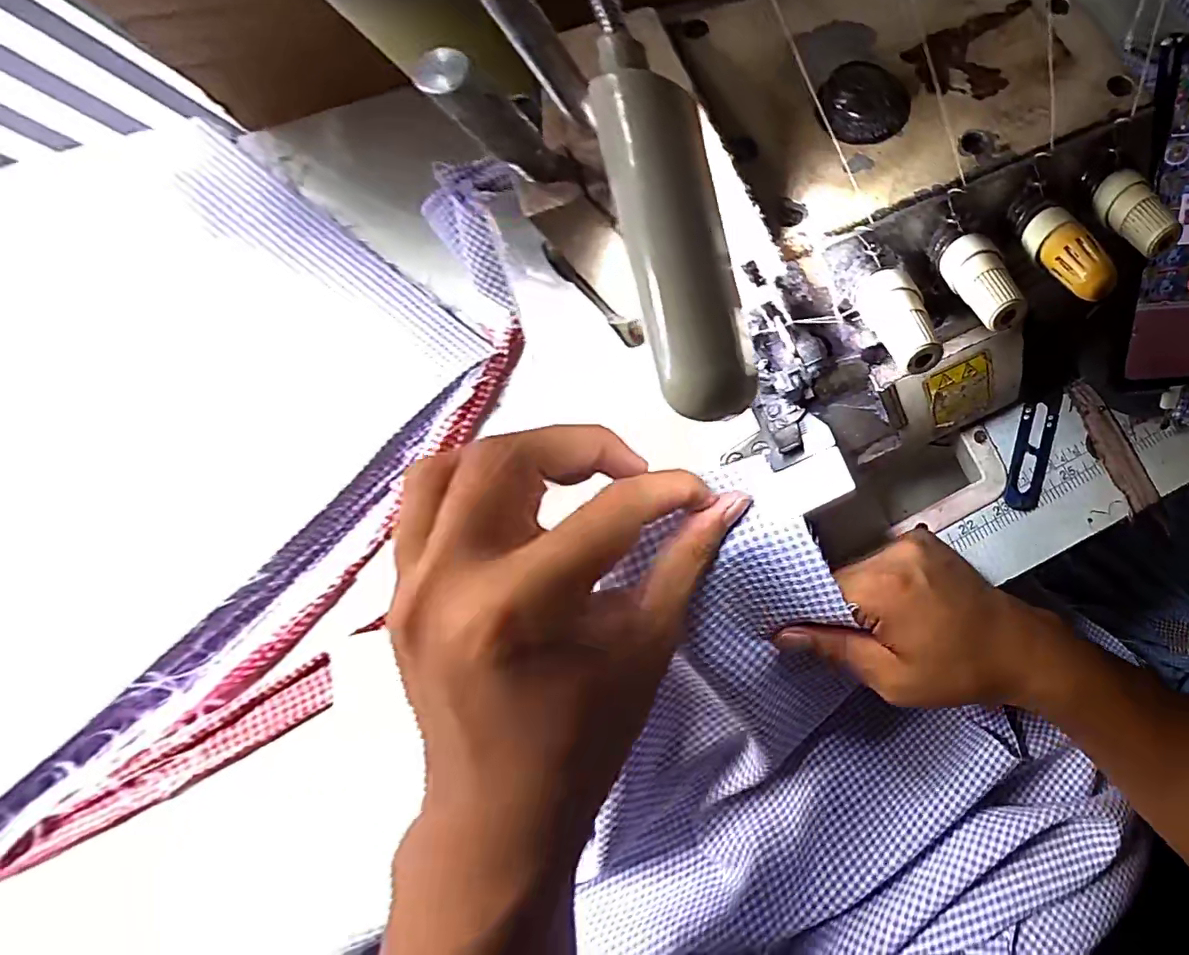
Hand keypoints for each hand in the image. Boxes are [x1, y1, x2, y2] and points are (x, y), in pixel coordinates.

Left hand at [388, 425, 749, 841]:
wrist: (500, 806)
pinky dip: (479, 483)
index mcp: (521, 604)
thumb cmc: (586, 731)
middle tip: (633, 470)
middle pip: (508, 458)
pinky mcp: (398, 593)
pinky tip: (525, 505)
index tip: (702, 494)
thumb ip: (686, 557)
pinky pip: (424, 505)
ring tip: (573, 475)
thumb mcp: (650, 639)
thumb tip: (726, 503)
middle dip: (586, 445)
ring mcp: (409, 586)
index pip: (608, 509)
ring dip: (523, 454)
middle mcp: (449, 581)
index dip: (668, 489)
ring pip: (448, 467)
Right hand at [772, 529, 1071, 708]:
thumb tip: (784, 634)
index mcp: (884, 582)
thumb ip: (834, 648)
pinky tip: (897, 609)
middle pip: (839, 576)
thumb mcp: (891, 677)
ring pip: (860, 568)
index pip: (818, 588)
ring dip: (859, 596)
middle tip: (848, 642)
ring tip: (881, 627)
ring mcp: (913, 541)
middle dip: (835, 608)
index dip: (805, 615)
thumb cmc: (957, 669)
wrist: (1015, 645)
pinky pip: (883, 561)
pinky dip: (880, 583)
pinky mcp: (925, 542)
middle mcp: (895, 549)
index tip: (794, 636)